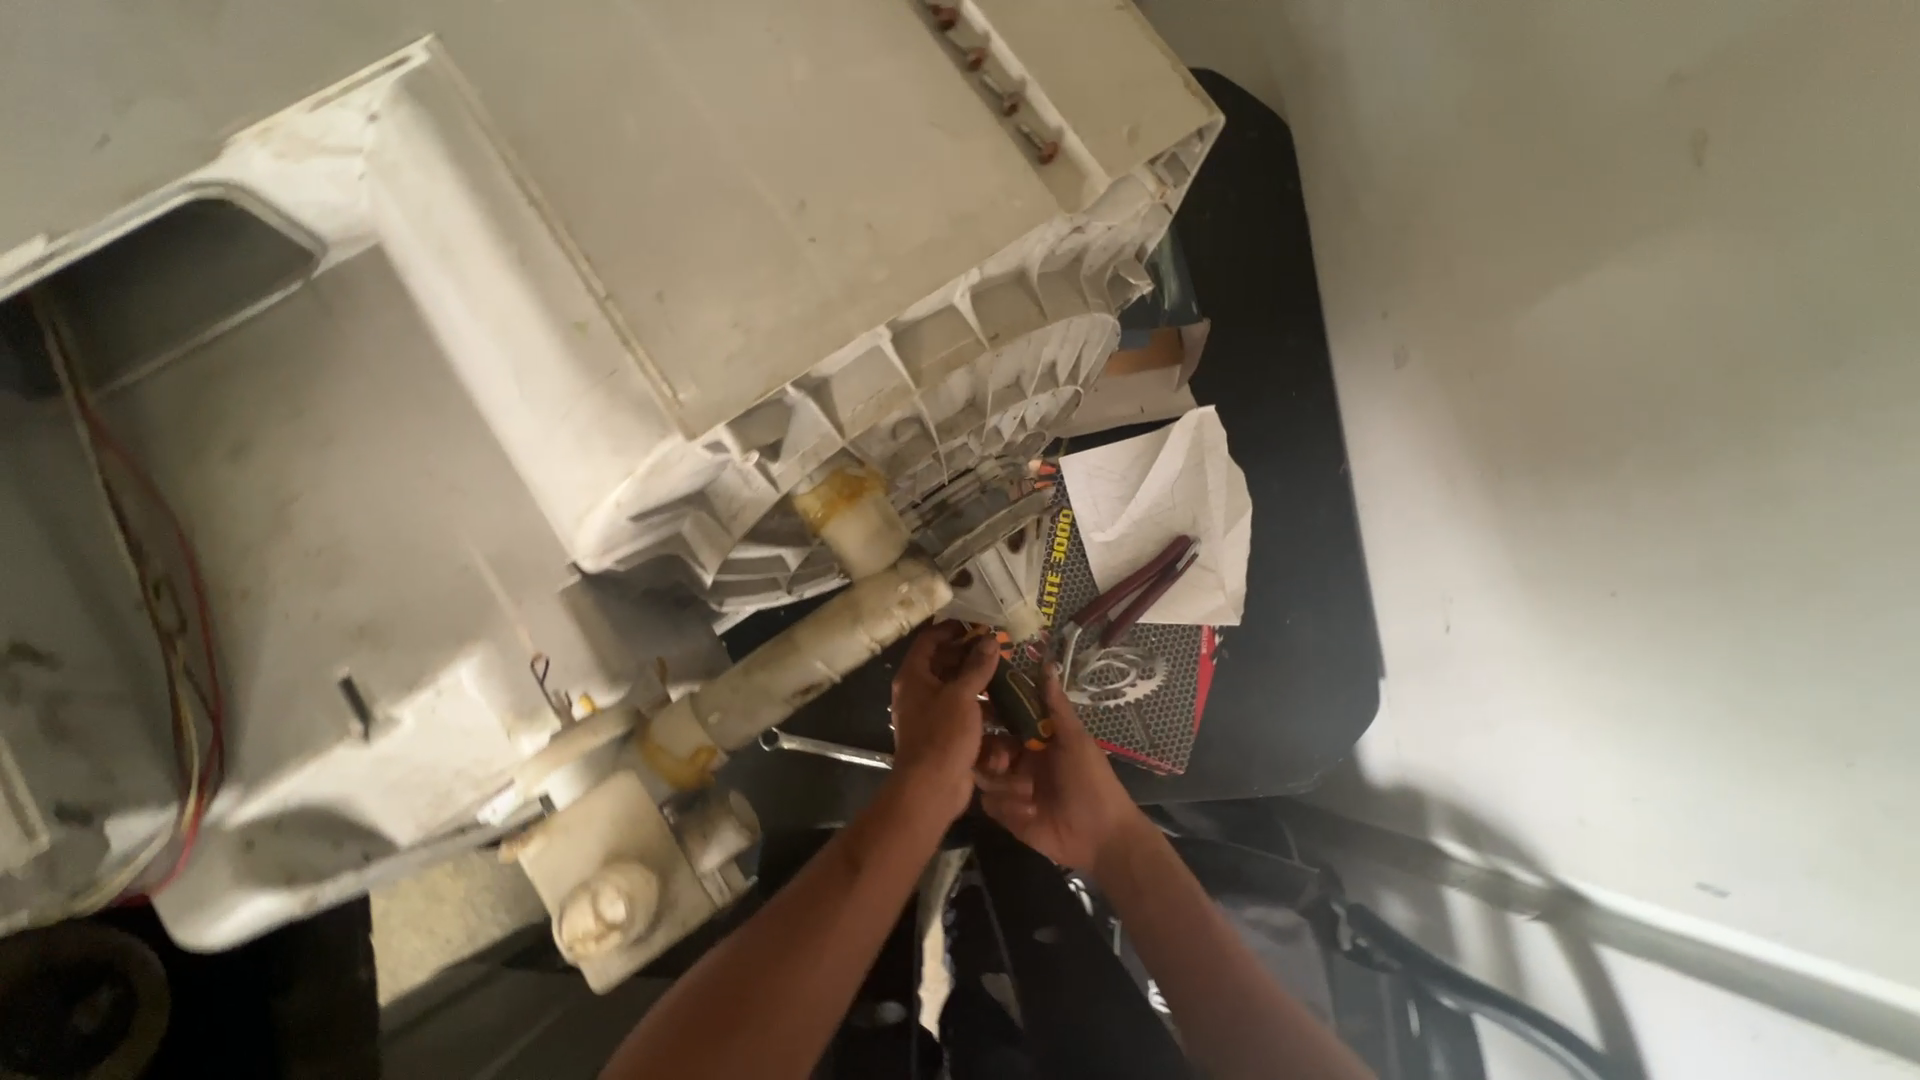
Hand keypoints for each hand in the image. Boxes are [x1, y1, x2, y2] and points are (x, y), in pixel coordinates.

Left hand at [889, 621, 1001, 821]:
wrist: (931, 787)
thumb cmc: (942, 735)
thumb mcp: (962, 696)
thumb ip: (977, 666)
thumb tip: (990, 640)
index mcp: (913, 676)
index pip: (929, 640)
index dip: (951, 629)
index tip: (977, 625)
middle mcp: (917, 691)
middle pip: (942, 662)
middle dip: (969, 655)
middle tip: (997, 648)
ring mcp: (929, 713)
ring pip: (954, 687)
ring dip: (977, 680)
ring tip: (1005, 673)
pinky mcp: (943, 733)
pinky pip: (961, 710)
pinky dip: (978, 704)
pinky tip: (1003, 704)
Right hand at [974, 664, 1153, 878]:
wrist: (1102, 837)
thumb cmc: (1091, 782)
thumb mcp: (1075, 740)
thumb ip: (1055, 706)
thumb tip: (1046, 663)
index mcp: (1037, 740)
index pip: (1005, 720)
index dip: (991, 714)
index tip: (976, 708)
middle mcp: (1020, 761)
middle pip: (987, 748)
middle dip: (988, 752)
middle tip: (1001, 762)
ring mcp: (1012, 789)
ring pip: (983, 775)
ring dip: (1000, 782)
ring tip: (1024, 793)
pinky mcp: (1008, 816)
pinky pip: (988, 804)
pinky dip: (1003, 806)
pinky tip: (1026, 811)